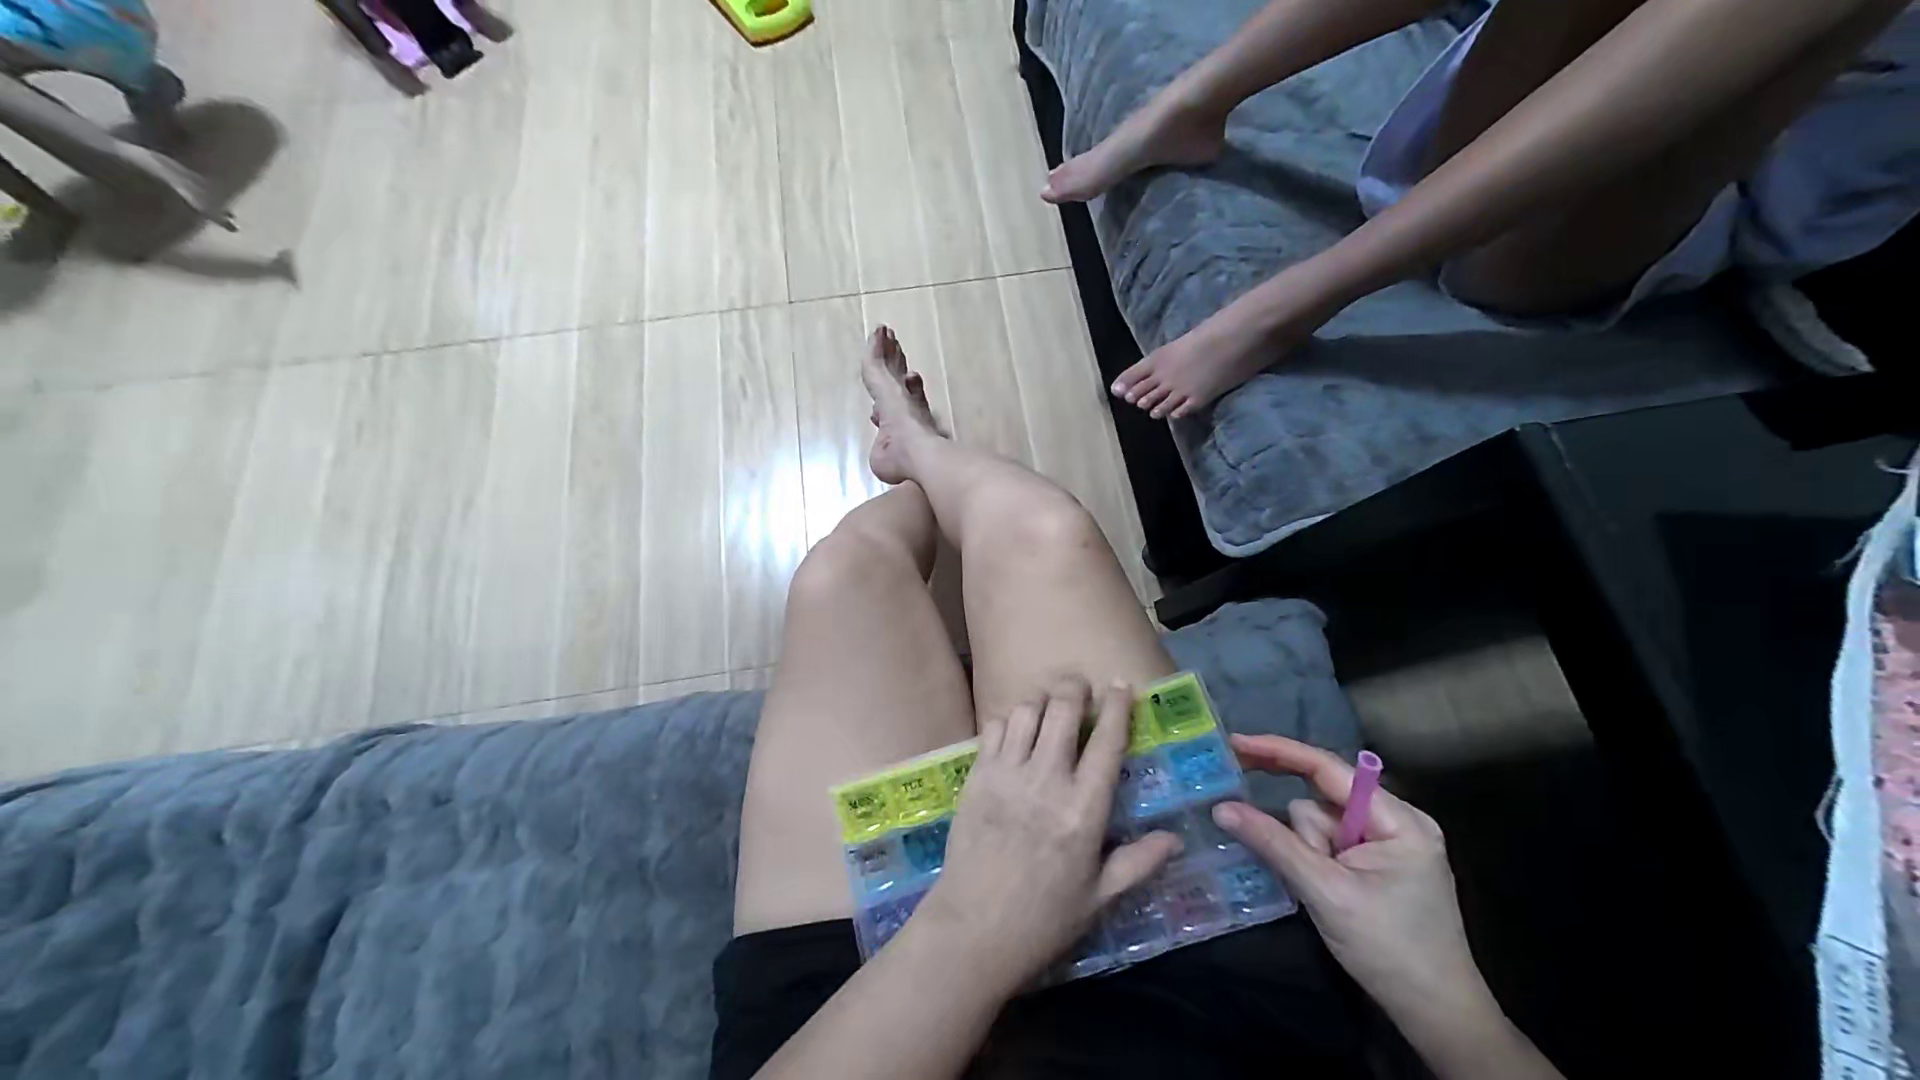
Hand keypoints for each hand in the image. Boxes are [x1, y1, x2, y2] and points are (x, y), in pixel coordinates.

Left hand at [915, 678, 1182, 991]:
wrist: (973, 930)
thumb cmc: (1043, 919)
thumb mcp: (1099, 898)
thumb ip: (1138, 863)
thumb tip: (1175, 838)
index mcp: (1083, 810)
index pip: (1107, 743)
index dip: (1117, 707)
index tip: (1121, 686)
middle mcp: (1046, 781)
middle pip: (1062, 710)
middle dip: (1074, 688)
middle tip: (1080, 686)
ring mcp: (1006, 775)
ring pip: (1025, 712)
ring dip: (1040, 702)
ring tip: (1047, 708)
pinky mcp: (976, 777)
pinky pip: (991, 729)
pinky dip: (1006, 720)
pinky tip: (1013, 731)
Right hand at [1209, 734, 1487, 1019]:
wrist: (1436, 1015)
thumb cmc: (1389, 949)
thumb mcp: (1325, 891)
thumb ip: (1273, 843)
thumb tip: (1221, 807)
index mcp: (1398, 819)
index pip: (1328, 768)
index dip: (1278, 751)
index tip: (1235, 743)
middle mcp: (1395, 820)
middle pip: (1321, 796)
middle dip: (1296, 824)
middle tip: (1242, 809)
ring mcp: (1387, 842)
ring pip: (1319, 822)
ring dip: (1306, 850)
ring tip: (1320, 892)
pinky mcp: (1376, 862)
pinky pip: (1328, 841)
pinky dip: (1312, 857)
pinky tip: (1319, 886)